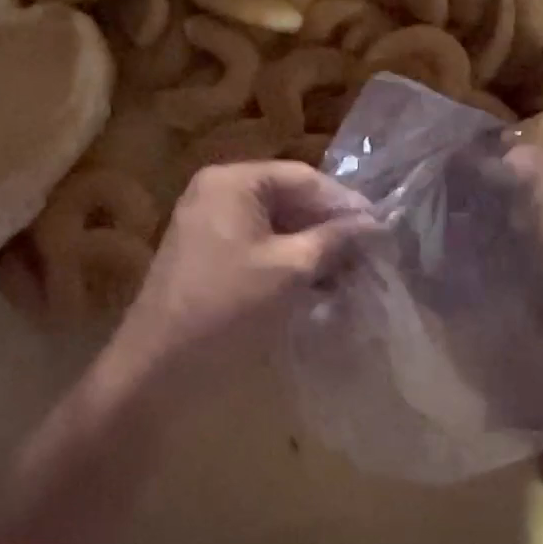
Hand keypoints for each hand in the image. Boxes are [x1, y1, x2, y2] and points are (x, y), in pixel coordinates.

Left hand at [105, 161, 374, 383]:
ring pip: (277, 227)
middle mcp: (217, 192)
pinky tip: (319, 288)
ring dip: (314, 249)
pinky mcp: (208, 257)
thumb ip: (335, 239)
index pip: (305, 178)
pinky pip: (259, 247)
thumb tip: (376, 223)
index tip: (383, 232)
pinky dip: (289, 263)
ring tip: (351, 277)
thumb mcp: (290, 270)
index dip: (346, 203)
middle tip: (371, 257)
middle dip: (330, 228)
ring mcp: (209, 225)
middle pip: (290, 199)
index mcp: (233, 181)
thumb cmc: (227, 308)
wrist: (159, 365)